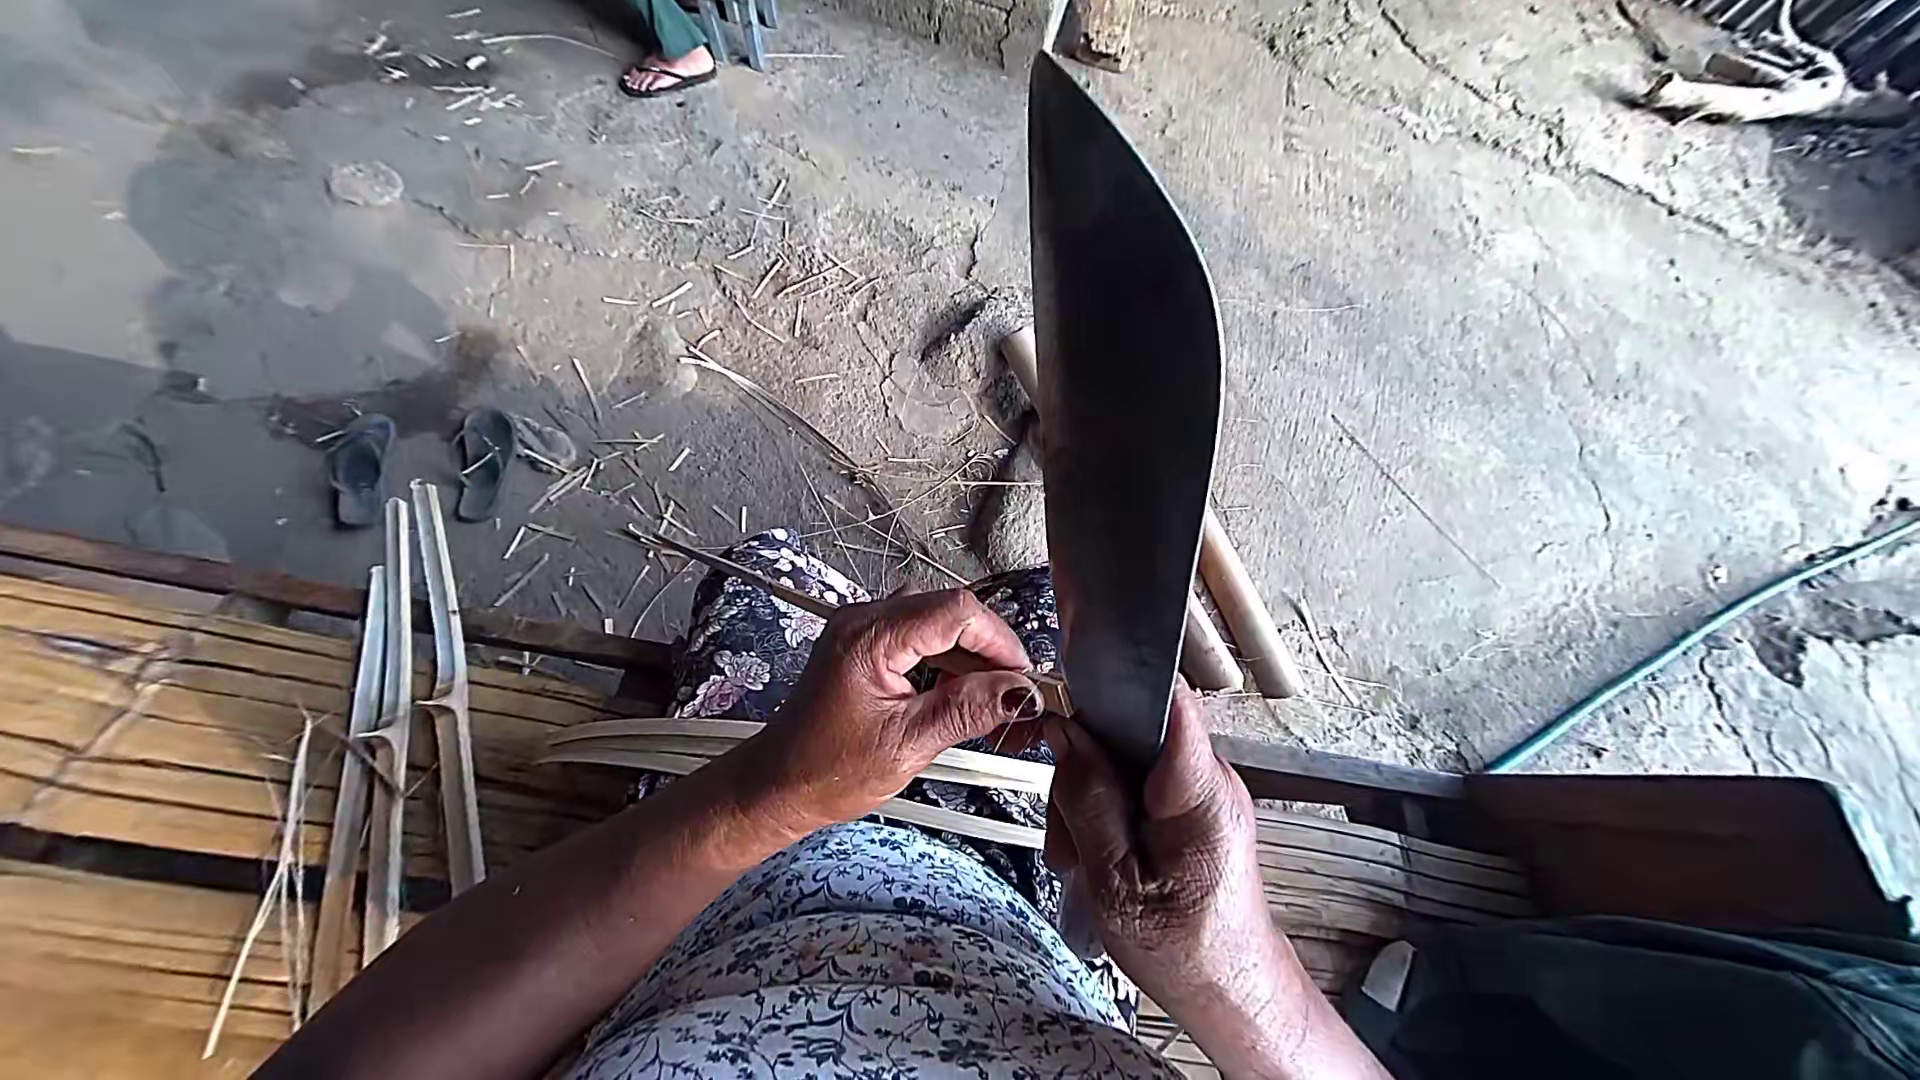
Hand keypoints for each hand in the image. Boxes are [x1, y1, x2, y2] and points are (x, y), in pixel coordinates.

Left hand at [736, 589, 1045, 831]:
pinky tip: (959, 689)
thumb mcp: (907, 744)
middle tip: (1012, 687)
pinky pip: (918, 635)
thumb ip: (967, 710)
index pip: (955, 611)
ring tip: (990, 694)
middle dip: (987, 646)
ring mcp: (861, 628)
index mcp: (869, 637)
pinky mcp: (864, 643)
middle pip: (948, 609)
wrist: (776, 785)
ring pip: (936, 620)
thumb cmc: (824, 771)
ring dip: (969, 653)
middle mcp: (863, 619)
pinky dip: (946, 658)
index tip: (1021, 674)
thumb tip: (1017, 692)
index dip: (998, 639)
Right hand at [1045, 680, 1282, 1005]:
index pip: (1167, 697)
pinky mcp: (1190, 801)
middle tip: (1067, 825)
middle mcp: (1210, 778)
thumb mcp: (1115, 882)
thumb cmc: (1189, 953)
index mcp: (1201, 792)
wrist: (1230, 991)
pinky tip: (1098, 847)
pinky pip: (1135, 779)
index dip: (1116, 687)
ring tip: (1082, 850)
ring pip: (1124, 756)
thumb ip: (1087, 800)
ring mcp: (1201, 788)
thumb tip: (1064, 735)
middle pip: (1128, 729)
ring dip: (1089, 793)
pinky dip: (1106, 806)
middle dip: (1083, 766)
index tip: (1074, 701)